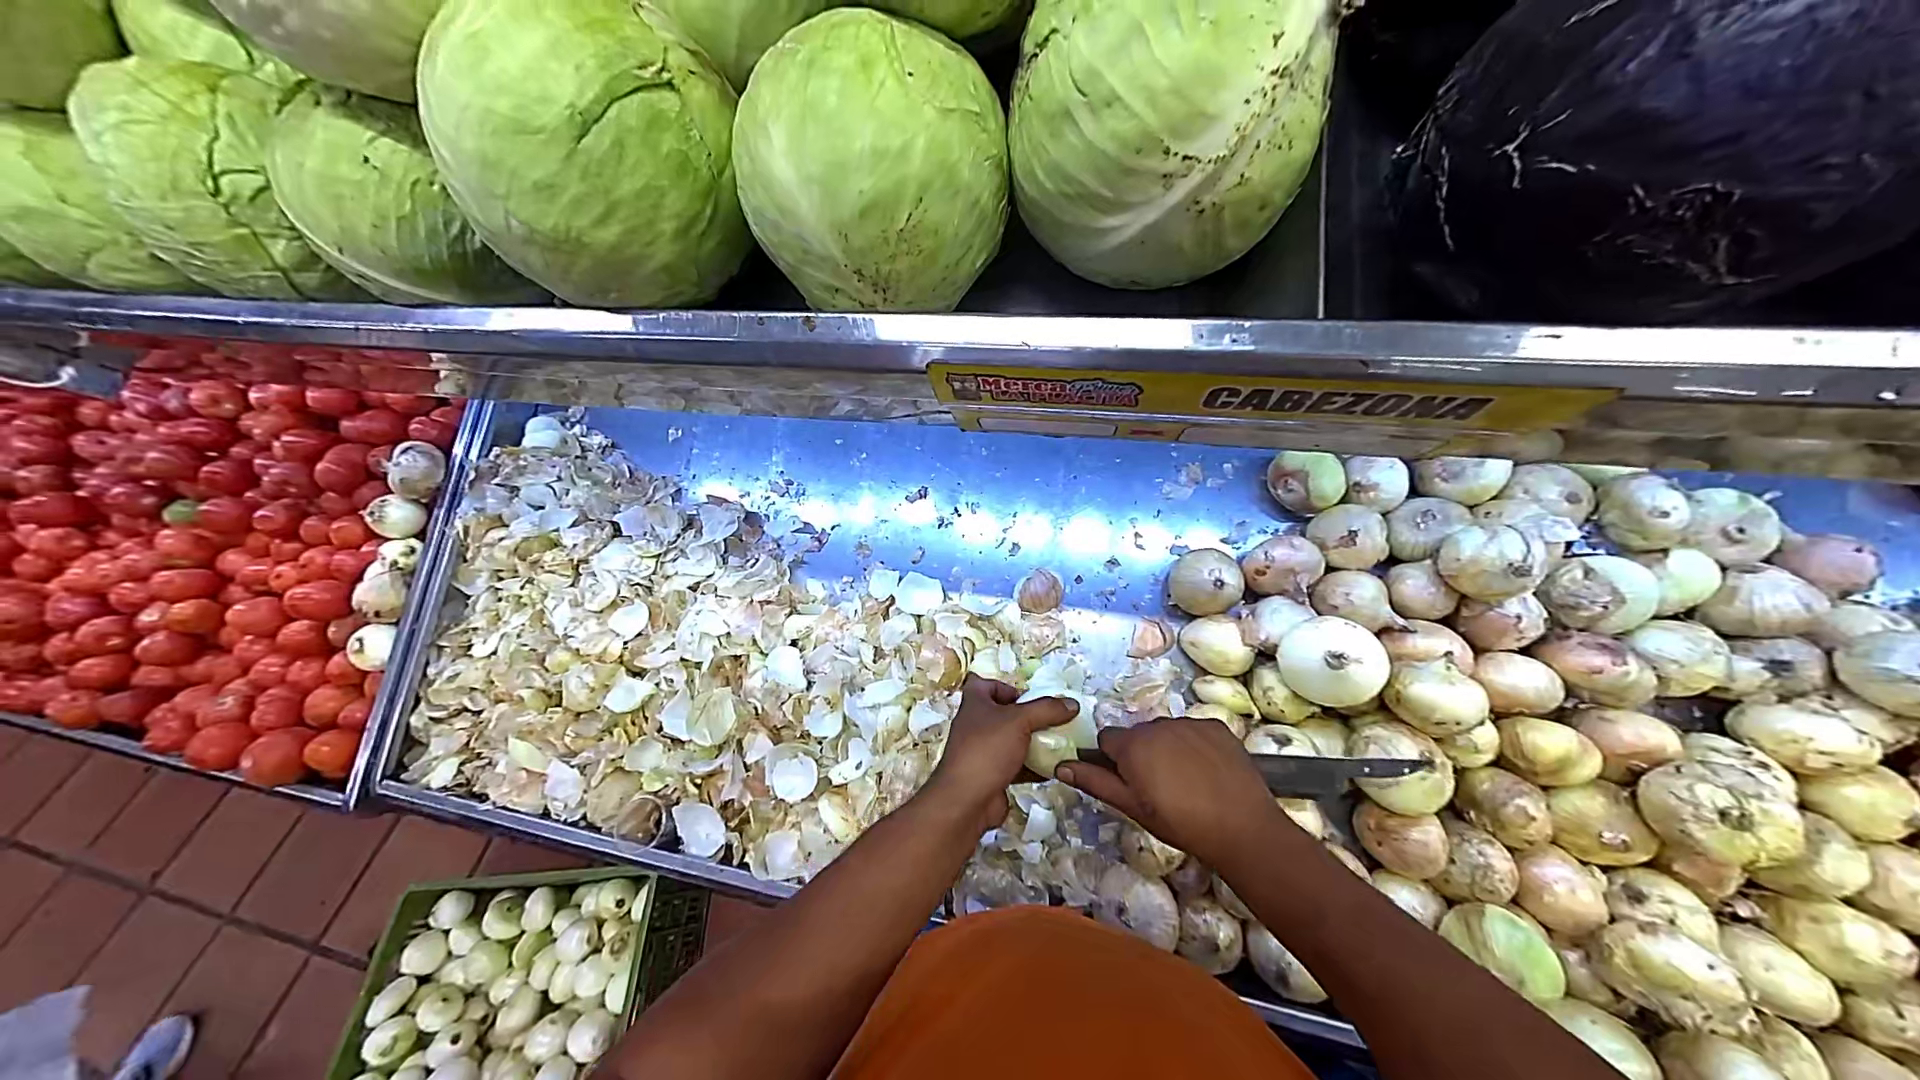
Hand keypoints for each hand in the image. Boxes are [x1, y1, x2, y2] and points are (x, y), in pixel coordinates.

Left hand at [919, 675, 1080, 834]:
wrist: (967, 800)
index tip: (1028, 697)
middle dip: (1028, 718)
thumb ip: (1047, 710)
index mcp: (975, 704)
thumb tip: (1072, 704)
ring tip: (1058, 744)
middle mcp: (975, 725)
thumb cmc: (987, 749)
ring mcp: (982, 752)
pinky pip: (1015, 766)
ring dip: (1032, 743)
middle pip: (1003, 715)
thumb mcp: (1020, 721)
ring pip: (1011, 742)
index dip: (1005, 687)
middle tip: (1051, 722)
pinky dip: (1032, 766)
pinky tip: (1053, 769)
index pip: (984, 684)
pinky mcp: (991, 775)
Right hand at [1056, 718, 1284, 869]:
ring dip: (1168, 749)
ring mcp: (1189, 723)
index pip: (1108, 739)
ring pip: (1166, 732)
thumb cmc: (1180, 822)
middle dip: (1142, 754)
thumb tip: (1061, 765)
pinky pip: (1194, 731)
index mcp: (1133, 744)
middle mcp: (1158, 725)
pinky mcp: (1216, 726)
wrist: (1243, 827)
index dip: (1115, 761)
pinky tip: (1206, 772)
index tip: (1130, 783)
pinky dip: (1195, 746)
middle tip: (1159, 788)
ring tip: (1186, 782)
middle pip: (1138, 735)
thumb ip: (1095, 781)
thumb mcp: (1132, 807)